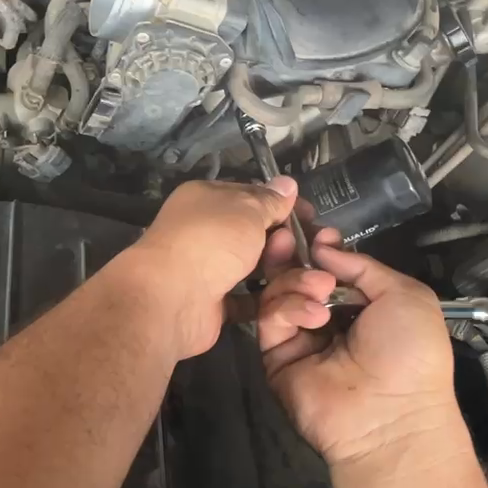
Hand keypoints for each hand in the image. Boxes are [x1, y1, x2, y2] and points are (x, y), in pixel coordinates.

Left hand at [107, 177, 297, 358]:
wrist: (172, 297)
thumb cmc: (210, 240)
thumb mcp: (245, 209)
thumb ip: (269, 200)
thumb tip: (286, 184)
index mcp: (206, 200)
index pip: (250, 197)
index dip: (282, 206)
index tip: (311, 217)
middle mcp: (206, 233)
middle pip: (255, 235)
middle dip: (286, 242)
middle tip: (312, 250)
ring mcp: (209, 270)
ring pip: (255, 268)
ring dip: (284, 273)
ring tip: (315, 280)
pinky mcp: (215, 304)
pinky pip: (249, 300)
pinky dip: (271, 300)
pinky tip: (300, 301)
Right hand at [257, 228, 457, 463]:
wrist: (392, 416)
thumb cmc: (410, 354)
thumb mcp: (405, 294)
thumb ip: (362, 264)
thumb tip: (323, 247)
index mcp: (359, 304)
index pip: (326, 267)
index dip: (317, 246)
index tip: (316, 231)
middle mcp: (325, 317)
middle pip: (294, 274)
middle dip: (292, 253)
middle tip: (288, 237)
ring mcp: (298, 337)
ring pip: (278, 291)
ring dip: (296, 280)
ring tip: (322, 290)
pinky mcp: (275, 356)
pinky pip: (270, 319)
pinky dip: (288, 308)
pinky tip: (313, 316)